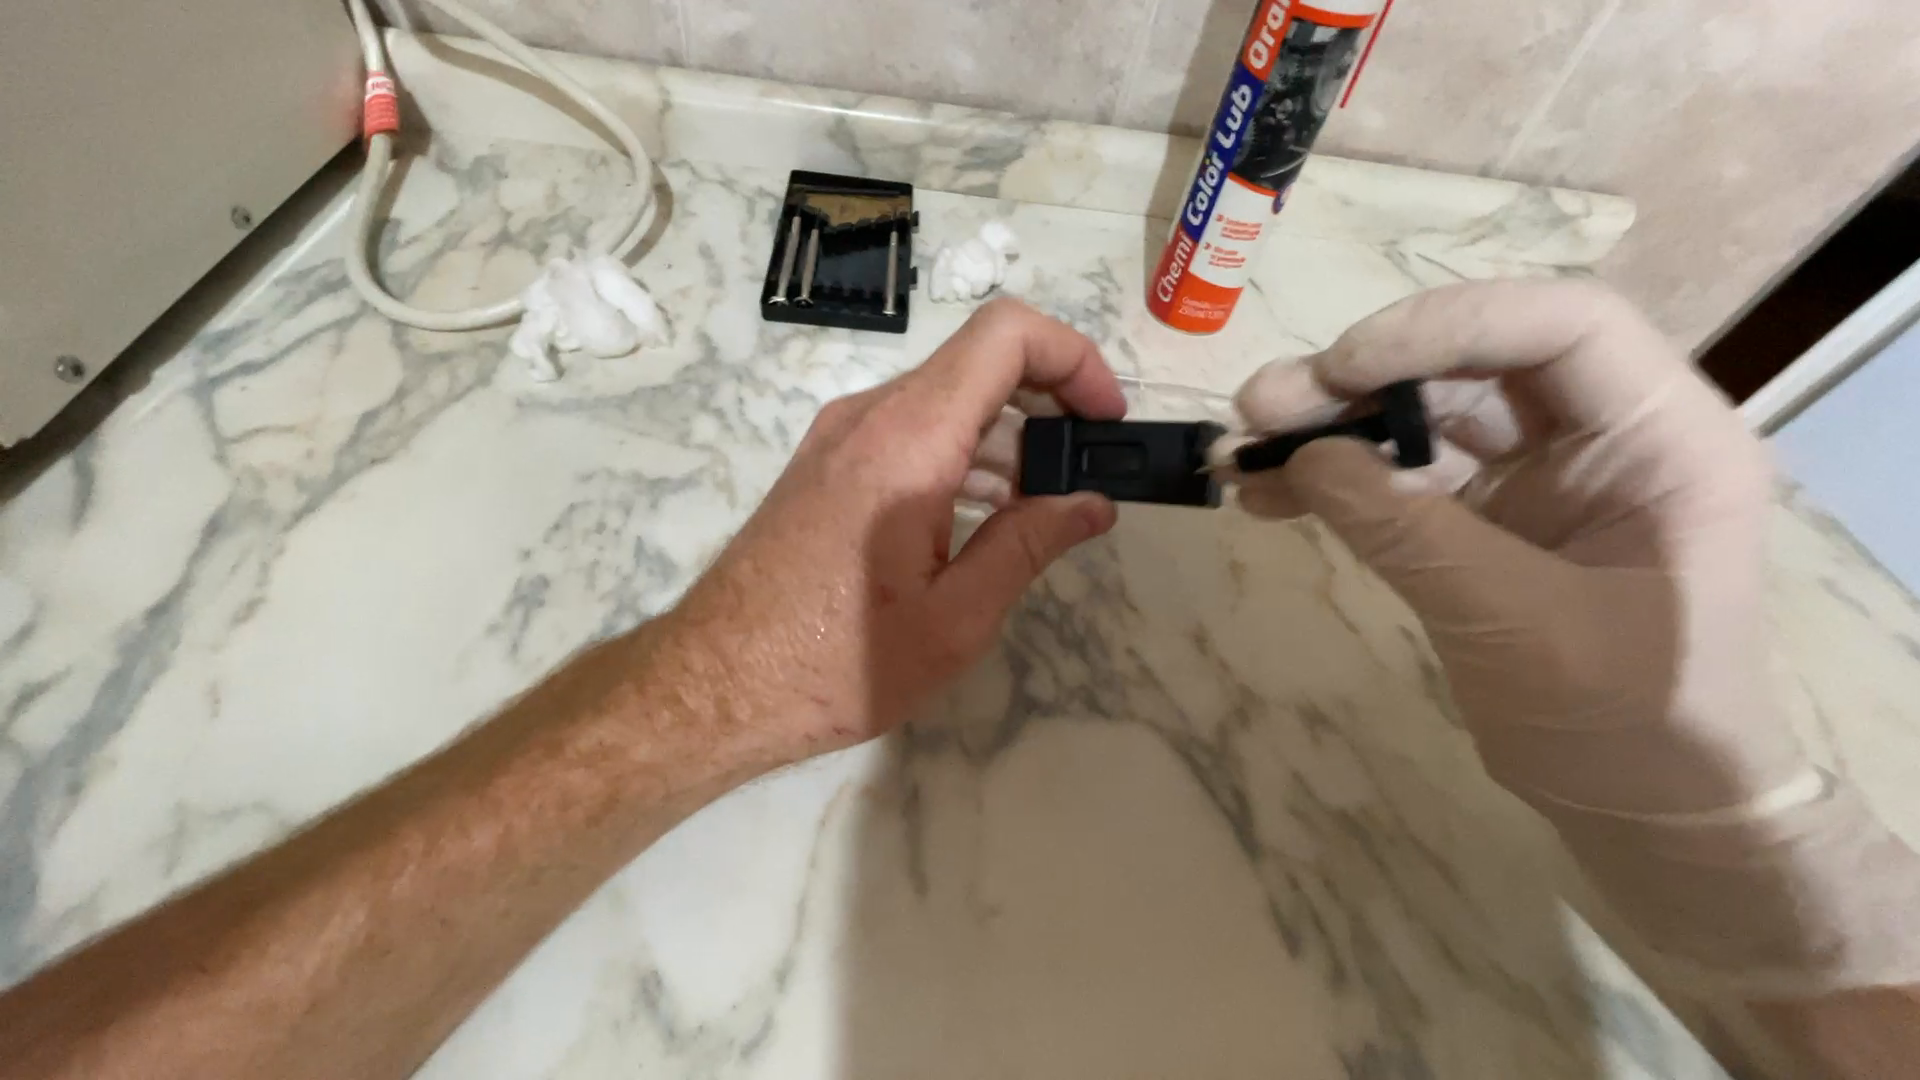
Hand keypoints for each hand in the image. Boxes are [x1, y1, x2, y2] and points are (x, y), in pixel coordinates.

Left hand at [666, 297, 1123, 762]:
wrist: (716, 685)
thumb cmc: (838, 663)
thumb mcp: (955, 618)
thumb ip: (1029, 545)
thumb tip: (1091, 503)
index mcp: (909, 441)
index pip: (1006, 335)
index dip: (1072, 358)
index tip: (1104, 421)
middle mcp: (870, 416)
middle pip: (979, 361)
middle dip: (1049, 400)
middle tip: (1086, 467)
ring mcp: (839, 436)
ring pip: (945, 396)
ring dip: (1006, 432)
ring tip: (1042, 503)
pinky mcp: (825, 463)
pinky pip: (910, 429)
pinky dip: (961, 451)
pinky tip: (982, 513)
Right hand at [1229, 280, 1919, 991]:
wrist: (1631, 796)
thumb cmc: (1621, 716)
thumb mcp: (1515, 621)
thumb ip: (1410, 530)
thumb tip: (1303, 458)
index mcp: (1659, 436)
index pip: (1557, 326)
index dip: (1443, 327)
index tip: (1341, 371)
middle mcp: (1592, 433)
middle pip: (1463, 365)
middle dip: (1355, 381)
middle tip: (1259, 405)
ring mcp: (1525, 472)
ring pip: (1413, 416)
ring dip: (1323, 429)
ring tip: (1241, 452)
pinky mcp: (1471, 513)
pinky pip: (1389, 475)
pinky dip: (1325, 480)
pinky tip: (1264, 495)